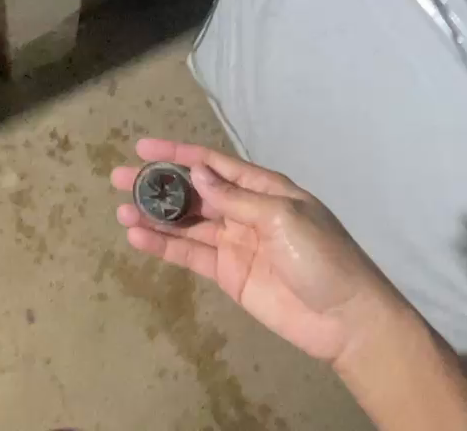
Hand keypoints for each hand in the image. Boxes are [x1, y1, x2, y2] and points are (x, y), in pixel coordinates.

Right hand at [111, 138, 403, 365]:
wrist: (346, 320)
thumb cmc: (322, 257)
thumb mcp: (282, 217)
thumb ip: (236, 198)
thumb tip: (197, 172)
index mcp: (261, 188)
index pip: (212, 163)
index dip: (177, 153)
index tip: (142, 147)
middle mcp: (242, 210)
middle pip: (192, 191)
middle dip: (156, 183)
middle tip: (119, 177)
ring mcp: (233, 242)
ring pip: (185, 223)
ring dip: (154, 216)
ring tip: (121, 210)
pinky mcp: (227, 273)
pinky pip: (189, 254)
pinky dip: (163, 246)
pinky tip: (138, 238)